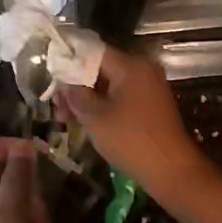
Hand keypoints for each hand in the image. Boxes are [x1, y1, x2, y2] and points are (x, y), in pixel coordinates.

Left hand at [0, 137, 47, 222]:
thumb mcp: (12, 214)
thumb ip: (18, 176)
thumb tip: (25, 148)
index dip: (9, 146)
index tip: (38, 158)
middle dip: (25, 177)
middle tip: (40, 198)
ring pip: (13, 193)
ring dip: (32, 200)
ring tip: (41, 222)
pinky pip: (19, 216)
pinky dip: (32, 220)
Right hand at [56, 46, 211, 195]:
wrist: (171, 171)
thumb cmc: (131, 140)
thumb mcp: (95, 117)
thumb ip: (76, 95)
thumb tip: (64, 83)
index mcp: (131, 65)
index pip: (93, 51)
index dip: (69, 60)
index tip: (50, 72)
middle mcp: (142, 70)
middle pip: (101, 68)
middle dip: (76, 85)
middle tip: (55, 104)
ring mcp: (149, 87)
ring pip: (110, 85)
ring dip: (88, 98)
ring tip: (64, 117)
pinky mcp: (150, 105)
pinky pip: (121, 97)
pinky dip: (103, 106)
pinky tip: (85, 121)